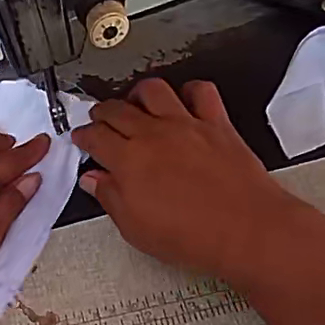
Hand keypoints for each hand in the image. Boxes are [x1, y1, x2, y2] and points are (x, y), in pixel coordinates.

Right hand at [73, 78, 294, 275]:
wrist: (243, 230)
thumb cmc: (192, 233)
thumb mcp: (134, 227)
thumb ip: (110, 197)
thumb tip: (94, 181)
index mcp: (128, 161)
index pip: (95, 136)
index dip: (83, 135)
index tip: (81, 138)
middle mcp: (154, 136)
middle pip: (118, 109)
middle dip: (102, 112)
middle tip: (98, 118)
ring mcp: (187, 126)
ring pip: (154, 90)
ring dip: (138, 93)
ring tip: (133, 101)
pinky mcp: (216, 124)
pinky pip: (200, 91)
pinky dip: (188, 90)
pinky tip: (182, 98)